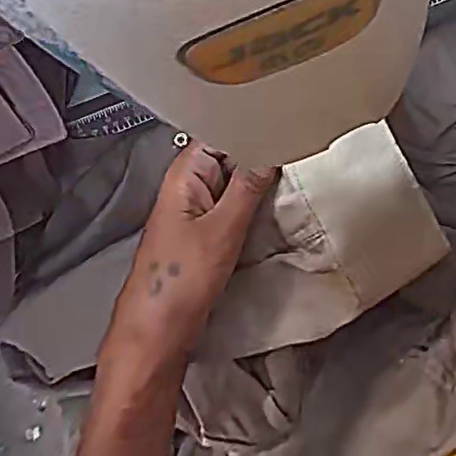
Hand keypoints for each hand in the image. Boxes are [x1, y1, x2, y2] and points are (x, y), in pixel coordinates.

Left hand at [102, 142, 277, 369]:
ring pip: (236, 180)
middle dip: (261, 151)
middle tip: (300, 144)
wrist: (156, 334)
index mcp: (185, 173)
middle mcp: (190, 184)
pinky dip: (255, 202)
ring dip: (261, 178)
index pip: (222, 130)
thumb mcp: (222, 230)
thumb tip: (271, 146)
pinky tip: (277, 201)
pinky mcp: (207, 229)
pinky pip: (235, 204)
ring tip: (296, 168)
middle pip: (231, 153)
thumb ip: (248, 186)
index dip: (252, 124)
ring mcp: (198, 207)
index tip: (286, 122)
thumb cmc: (180, 281)